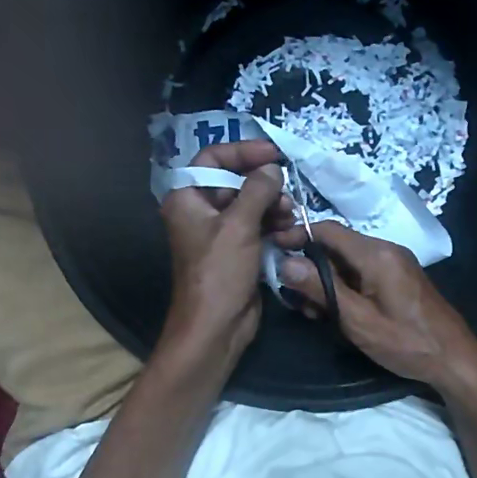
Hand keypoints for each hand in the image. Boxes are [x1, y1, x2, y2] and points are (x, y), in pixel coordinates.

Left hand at [159, 140, 296, 358]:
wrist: (215, 325)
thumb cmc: (219, 271)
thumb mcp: (239, 225)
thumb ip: (257, 190)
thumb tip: (273, 169)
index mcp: (187, 198)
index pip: (212, 159)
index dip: (242, 152)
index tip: (273, 154)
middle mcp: (199, 211)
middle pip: (234, 182)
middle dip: (263, 185)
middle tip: (286, 194)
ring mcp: (218, 233)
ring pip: (249, 205)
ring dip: (272, 206)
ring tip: (290, 216)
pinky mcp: (235, 251)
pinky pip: (256, 227)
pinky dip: (272, 225)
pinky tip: (289, 231)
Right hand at [279, 221, 476, 395]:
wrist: (455, 361)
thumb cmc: (406, 343)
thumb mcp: (357, 320)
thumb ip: (321, 288)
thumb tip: (286, 262)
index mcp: (376, 254)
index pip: (328, 229)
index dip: (298, 235)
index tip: (274, 249)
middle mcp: (386, 249)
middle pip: (336, 245)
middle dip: (310, 267)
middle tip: (295, 299)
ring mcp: (395, 263)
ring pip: (347, 261)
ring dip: (326, 281)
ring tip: (314, 313)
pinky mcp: (399, 278)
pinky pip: (362, 272)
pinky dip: (344, 287)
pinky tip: (337, 312)